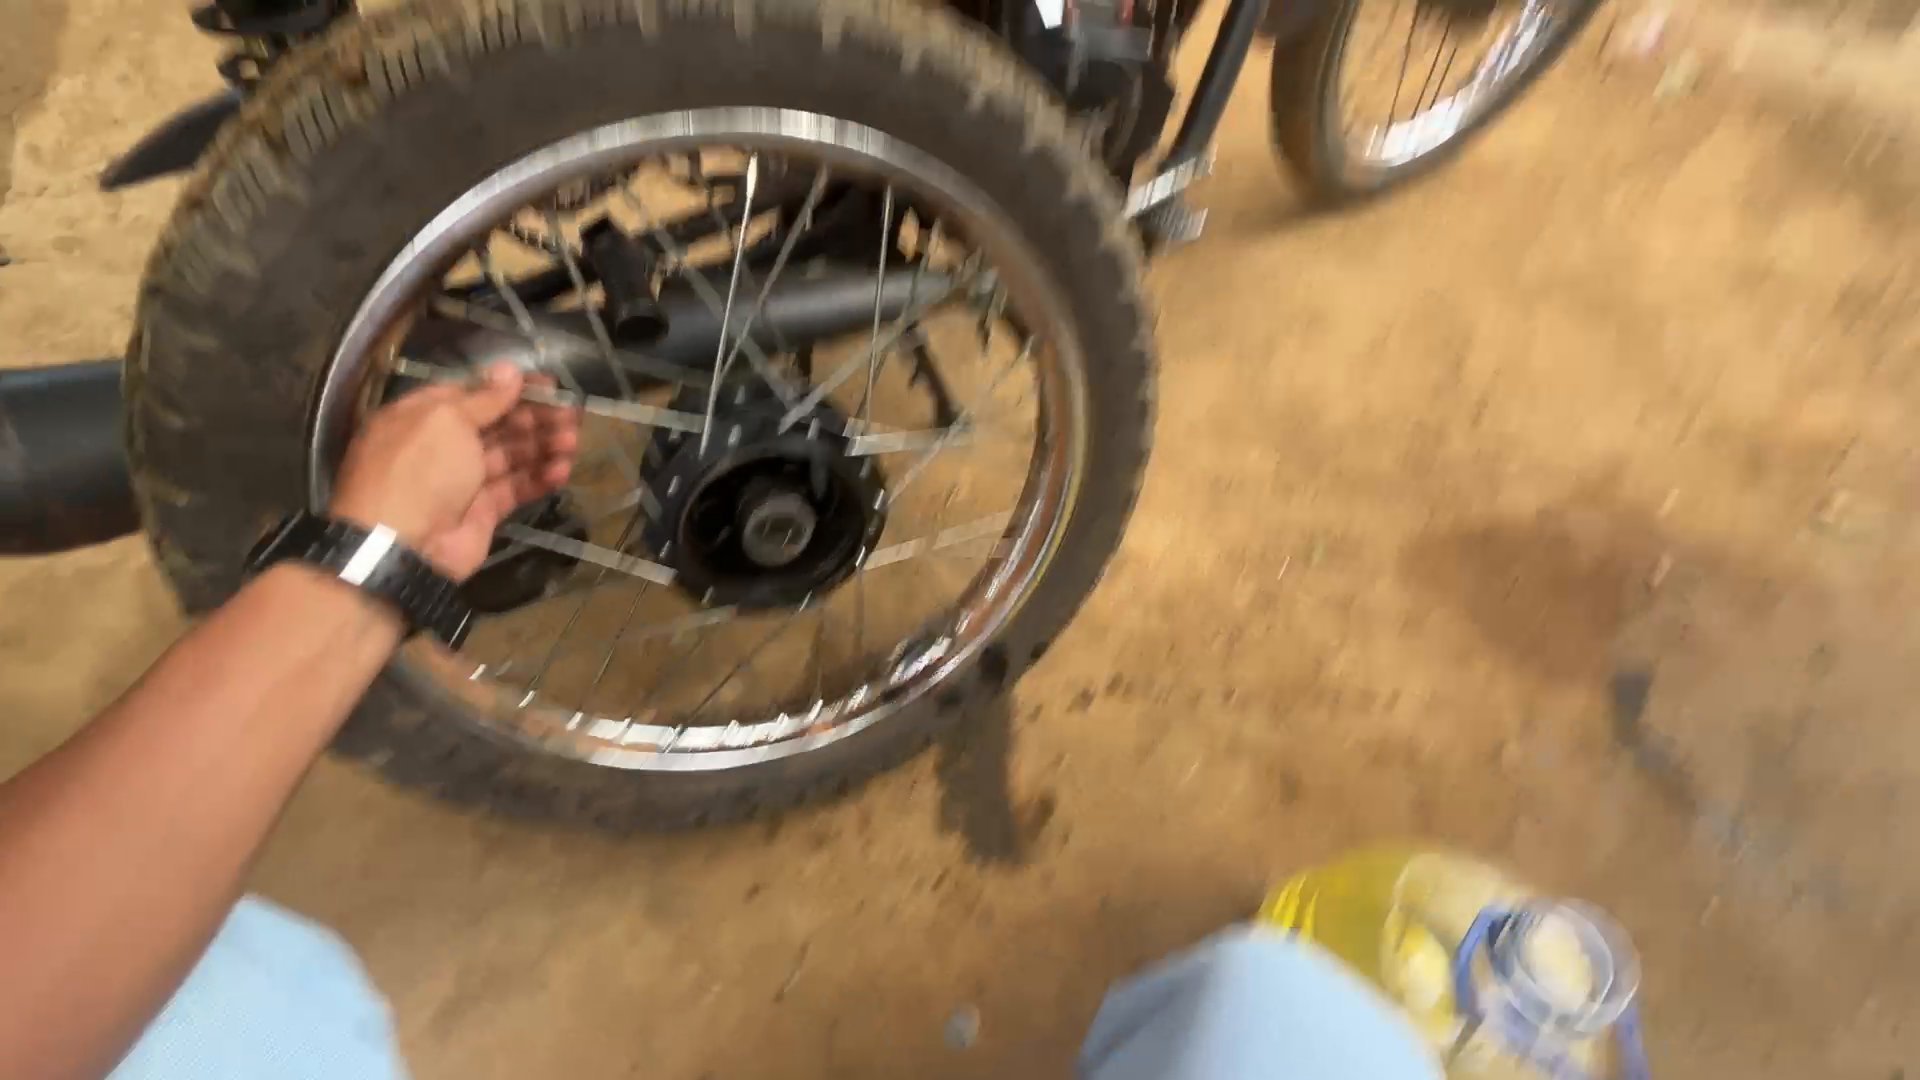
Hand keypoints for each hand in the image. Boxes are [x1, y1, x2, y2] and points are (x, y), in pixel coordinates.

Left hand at [329, 362, 579, 578]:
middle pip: (499, 424)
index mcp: (424, 416)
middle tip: (571, 416)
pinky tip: (561, 472)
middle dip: (536, 418)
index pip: (475, 393)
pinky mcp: (484, 509)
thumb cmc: (419, 470)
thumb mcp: (446, 420)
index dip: (513, 388)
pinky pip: (516, 488)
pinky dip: (539, 479)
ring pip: (512, 456)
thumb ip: (484, 397)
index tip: (551, 386)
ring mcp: (464, 479)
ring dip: (544, 447)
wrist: (404, 544)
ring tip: (571, 443)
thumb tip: (509, 369)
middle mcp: (443, 445)